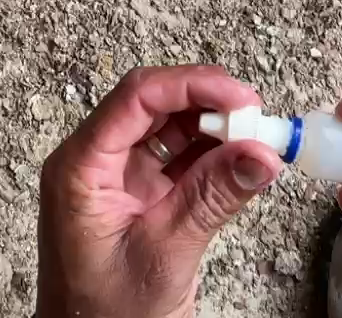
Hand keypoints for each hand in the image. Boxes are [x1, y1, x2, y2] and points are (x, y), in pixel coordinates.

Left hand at [36, 65, 286, 317]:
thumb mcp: (164, 256)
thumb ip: (212, 198)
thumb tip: (260, 152)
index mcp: (80, 166)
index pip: (136, 98)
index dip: (190, 85)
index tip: (239, 95)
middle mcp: (95, 158)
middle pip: (153, 103)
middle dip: (206, 100)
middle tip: (255, 114)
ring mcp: (117, 173)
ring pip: (168, 124)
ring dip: (213, 124)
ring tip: (255, 134)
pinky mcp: (138, 190)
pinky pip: (176, 155)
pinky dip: (210, 152)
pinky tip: (240, 155)